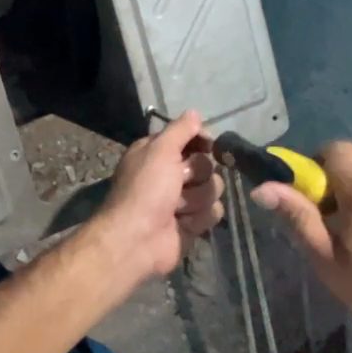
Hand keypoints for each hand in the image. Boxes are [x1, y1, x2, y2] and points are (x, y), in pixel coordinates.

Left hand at [91, 110, 222, 280]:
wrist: (138, 239)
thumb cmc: (146, 190)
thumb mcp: (159, 150)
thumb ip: (179, 131)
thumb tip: (195, 113)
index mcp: (158, 153)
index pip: (192, 139)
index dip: (201, 142)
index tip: (206, 145)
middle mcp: (171, 174)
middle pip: (207, 164)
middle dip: (197, 175)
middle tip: (179, 182)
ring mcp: (183, 199)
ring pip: (214, 189)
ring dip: (197, 199)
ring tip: (177, 207)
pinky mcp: (193, 223)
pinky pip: (214, 212)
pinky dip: (199, 218)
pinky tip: (183, 223)